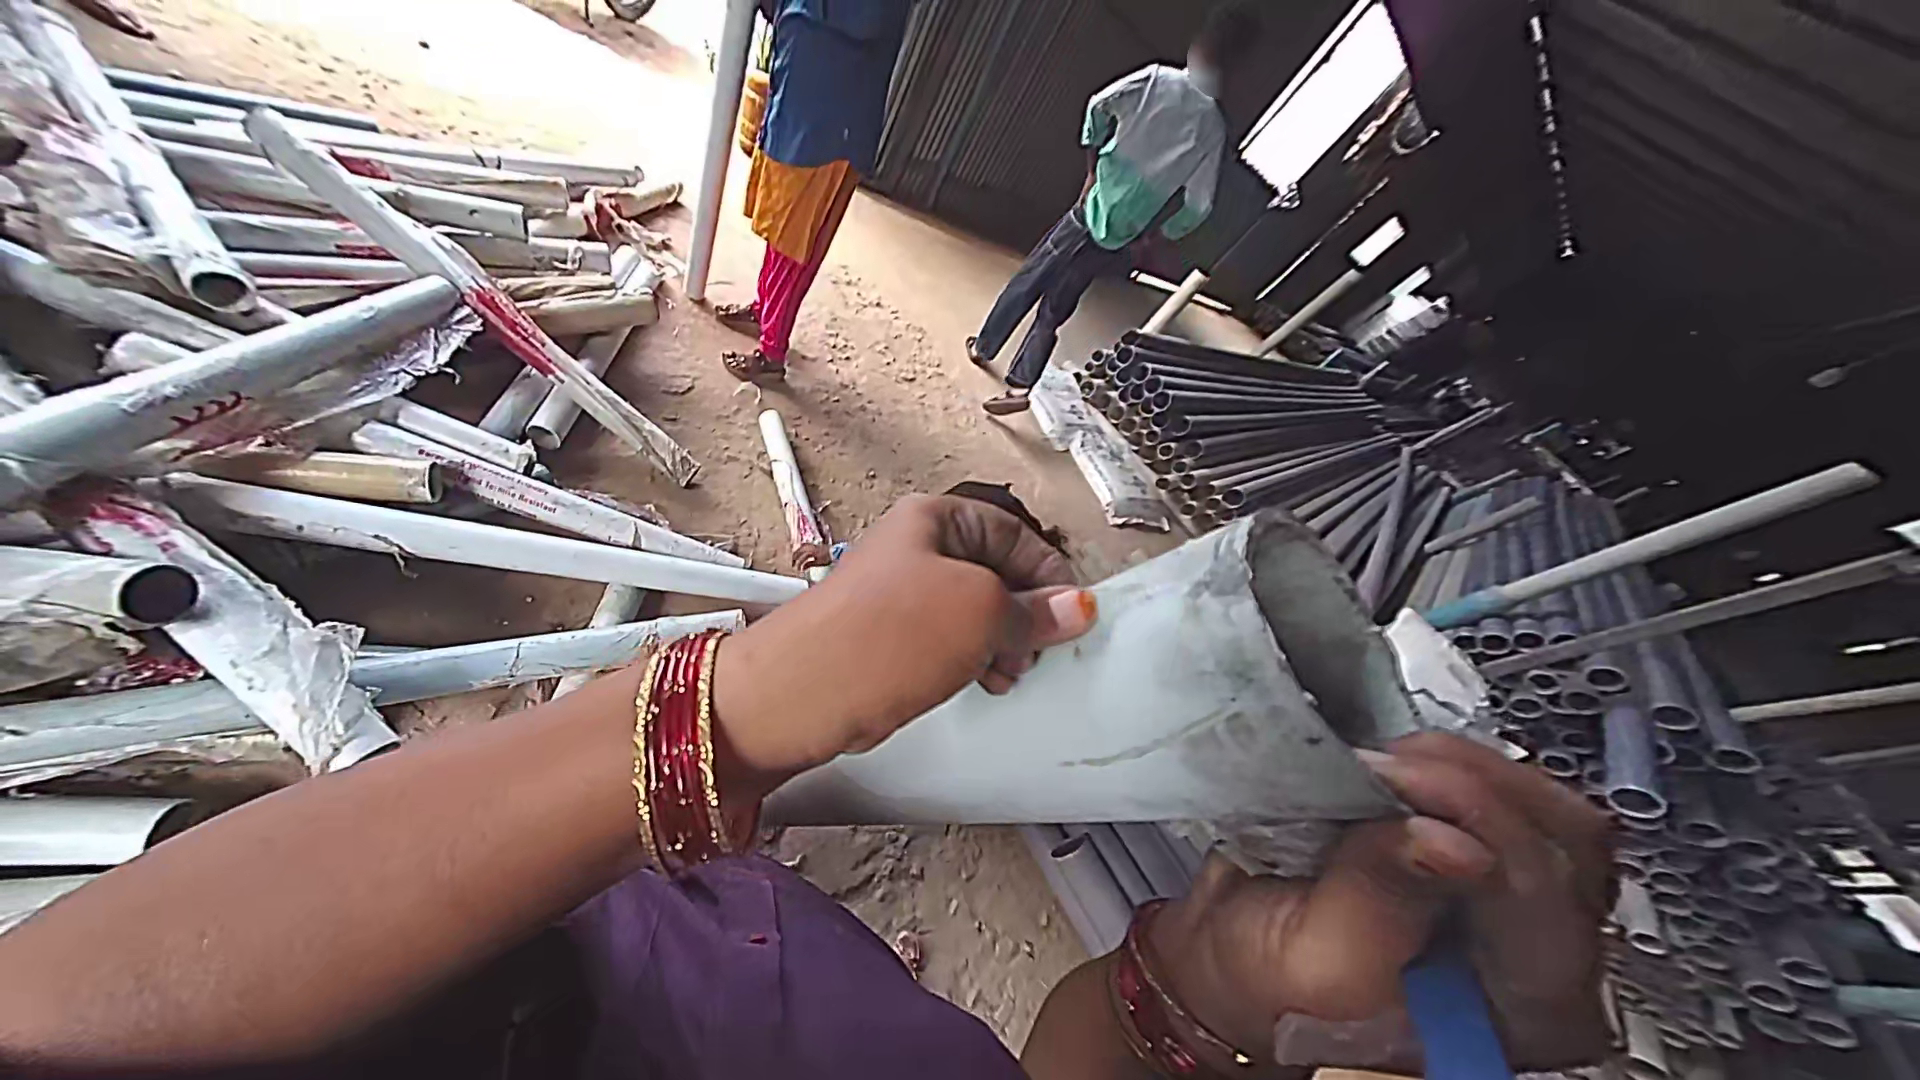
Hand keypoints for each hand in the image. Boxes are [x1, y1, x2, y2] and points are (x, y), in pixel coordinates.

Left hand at [711, 494, 1096, 798]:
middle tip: (1038, 645)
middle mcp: (919, 551)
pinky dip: (977, 657)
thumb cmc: (878, 638)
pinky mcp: (897, 638)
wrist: (800, 695)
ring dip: (1004, 640)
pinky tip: (984, 679)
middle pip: (998, 573)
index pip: (1015, 534)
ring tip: (1008, 670)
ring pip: (978, 610)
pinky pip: (954, 639)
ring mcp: (906, 596)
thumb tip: (1075, 608)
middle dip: (1026, 612)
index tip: (1073, 611)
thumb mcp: (977, 612)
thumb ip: (1033, 611)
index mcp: (935, 520)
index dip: (1049, 573)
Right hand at [1149, 732, 1611, 1070]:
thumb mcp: (1315, 957)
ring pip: (1538, 804)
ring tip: (1381, 767)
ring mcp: (1513, 900)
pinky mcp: (1478, 857)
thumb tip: (1443, 842)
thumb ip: (1376, 904)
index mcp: (1522, 1006)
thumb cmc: (1273, 981)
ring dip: (1458, 766)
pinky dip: (1447, 765)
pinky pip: (1500, 792)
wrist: (1239, 958)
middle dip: (1468, 779)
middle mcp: (1539, 954)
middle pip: (1562, 836)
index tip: (1383, 774)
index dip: (1470, 811)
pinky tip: (1392, 770)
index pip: (1544, 887)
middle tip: (1384, 764)